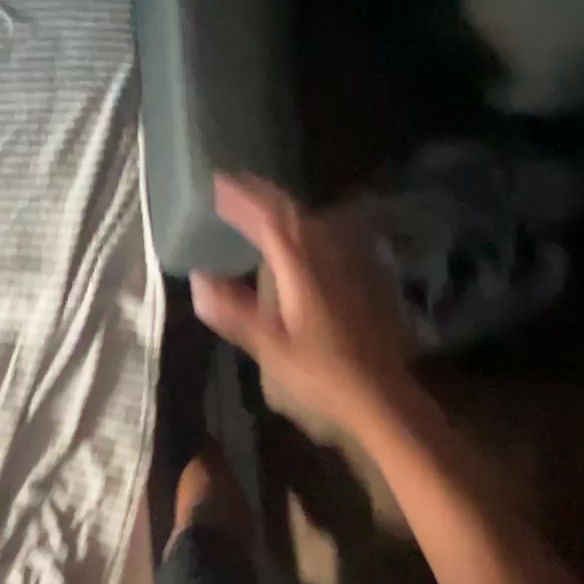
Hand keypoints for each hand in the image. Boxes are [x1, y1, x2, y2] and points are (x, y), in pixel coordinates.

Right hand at [190, 174, 414, 437]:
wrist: (384, 400)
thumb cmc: (321, 376)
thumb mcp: (268, 348)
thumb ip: (233, 312)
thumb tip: (200, 280)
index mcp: (301, 263)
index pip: (268, 215)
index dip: (240, 197)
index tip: (216, 183)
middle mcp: (330, 252)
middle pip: (293, 211)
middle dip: (261, 196)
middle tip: (233, 188)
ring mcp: (354, 262)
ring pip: (315, 221)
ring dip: (285, 211)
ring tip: (260, 209)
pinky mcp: (368, 279)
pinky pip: (332, 238)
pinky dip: (307, 232)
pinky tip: (301, 244)